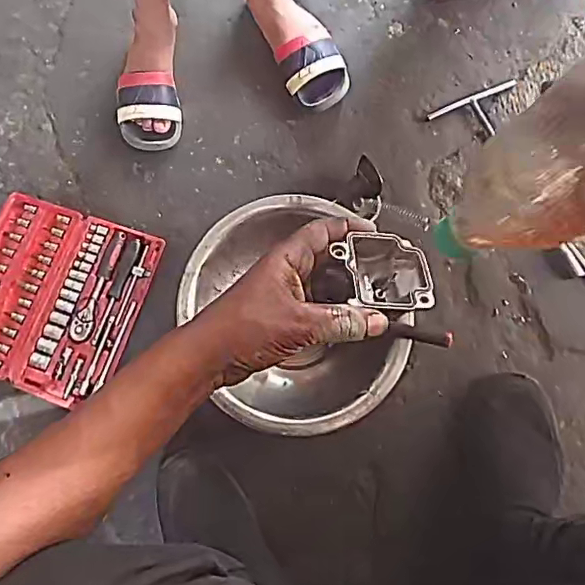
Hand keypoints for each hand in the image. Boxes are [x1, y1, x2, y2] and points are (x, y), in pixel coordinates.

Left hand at [188, 216, 389, 386]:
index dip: (349, 227)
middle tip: (375, 269)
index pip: (323, 231)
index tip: (371, 233)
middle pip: (326, 258)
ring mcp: (282, 293)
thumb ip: (341, 322)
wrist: (209, 356)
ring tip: (366, 296)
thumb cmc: (236, 329)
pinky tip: (344, 321)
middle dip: (352, 262)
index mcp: (286, 259)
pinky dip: (331, 311)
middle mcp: (284, 272)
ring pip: (321, 284)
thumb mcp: (299, 324)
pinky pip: (314, 306)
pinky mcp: (281, 315)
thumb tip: (371, 320)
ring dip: (343, 291)